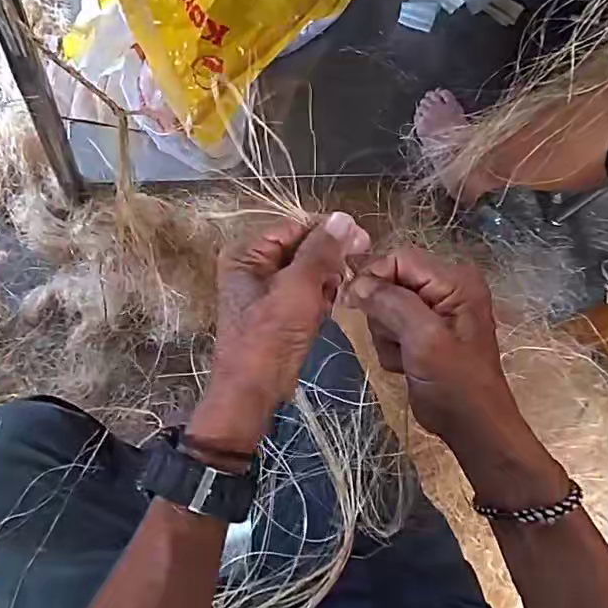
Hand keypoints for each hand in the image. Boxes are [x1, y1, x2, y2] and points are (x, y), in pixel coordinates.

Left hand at [186, 212, 370, 468]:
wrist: (253, 390)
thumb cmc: (269, 336)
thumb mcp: (297, 288)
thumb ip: (320, 251)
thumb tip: (343, 218)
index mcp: (246, 254)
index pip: (293, 228)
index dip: (327, 232)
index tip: (361, 239)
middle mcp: (252, 268)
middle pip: (301, 249)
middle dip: (327, 260)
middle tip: (354, 268)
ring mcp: (264, 292)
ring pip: (307, 273)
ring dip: (326, 281)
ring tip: (337, 294)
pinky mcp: (277, 313)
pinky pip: (305, 294)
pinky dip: (320, 299)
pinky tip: (330, 308)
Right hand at [345, 248, 570, 504]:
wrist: (472, 427)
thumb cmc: (455, 384)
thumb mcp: (424, 339)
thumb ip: (391, 303)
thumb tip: (355, 283)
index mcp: (455, 281)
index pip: (399, 258)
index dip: (373, 277)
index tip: (356, 304)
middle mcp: (446, 288)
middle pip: (389, 280)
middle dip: (382, 312)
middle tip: (397, 340)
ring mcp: (434, 310)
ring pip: (384, 305)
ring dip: (384, 333)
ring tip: (405, 356)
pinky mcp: (423, 331)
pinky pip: (388, 325)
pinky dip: (390, 346)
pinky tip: (407, 364)